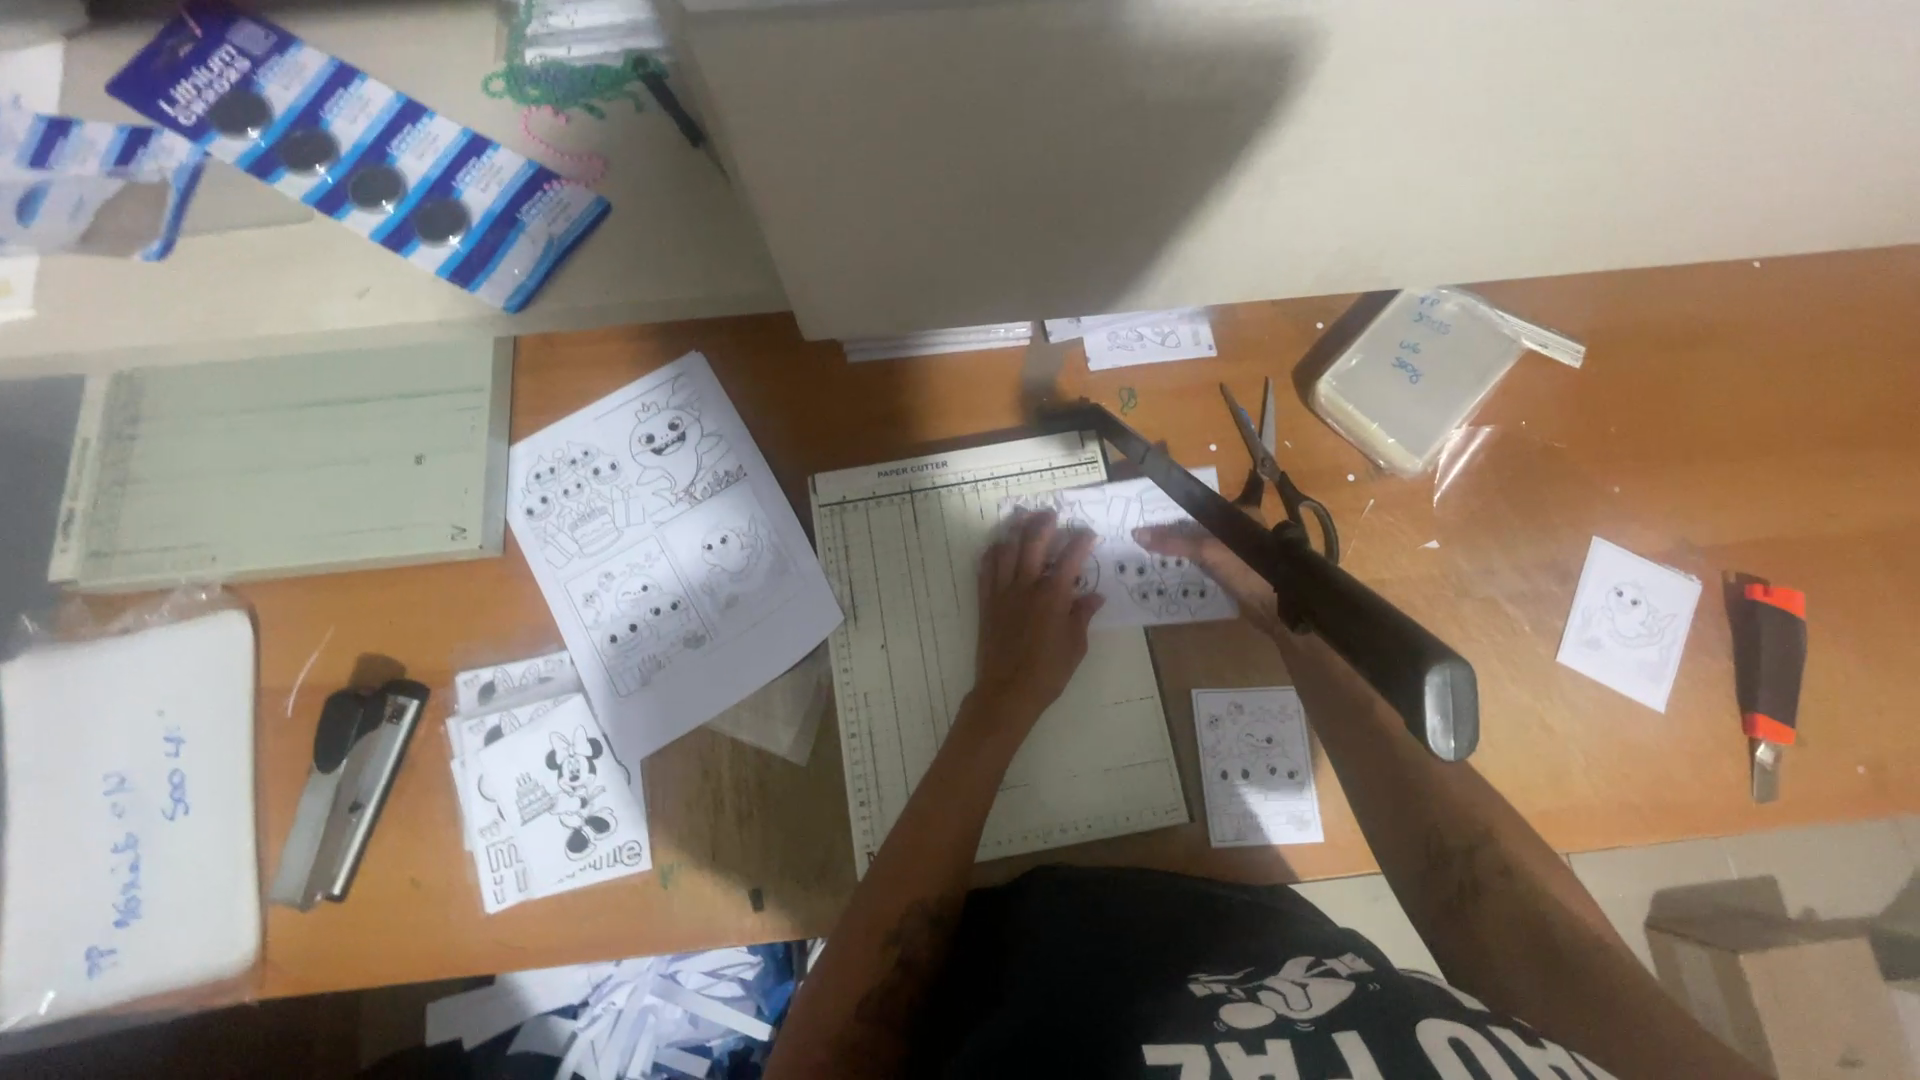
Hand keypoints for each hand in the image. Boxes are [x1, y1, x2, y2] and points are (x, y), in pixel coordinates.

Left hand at [970, 509, 1103, 728]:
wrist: (1006, 692)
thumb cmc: (1047, 673)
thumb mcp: (1075, 646)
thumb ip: (1082, 616)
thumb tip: (1094, 597)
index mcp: (1053, 596)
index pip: (1070, 558)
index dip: (1081, 542)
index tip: (1088, 533)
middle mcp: (1026, 586)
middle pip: (1033, 543)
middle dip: (1043, 524)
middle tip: (1050, 514)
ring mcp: (1002, 593)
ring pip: (1005, 550)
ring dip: (1015, 531)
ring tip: (1022, 518)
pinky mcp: (986, 603)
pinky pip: (985, 570)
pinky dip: (991, 554)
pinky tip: (996, 547)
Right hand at [1134, 519, 1282, 637]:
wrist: (1278, 609)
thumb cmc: (1248, 570)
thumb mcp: (1208, 550)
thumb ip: (1174, 541)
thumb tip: (1138, 533)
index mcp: (1242, 514)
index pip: (1201, 508)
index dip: (1177, 513)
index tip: (1152, 521)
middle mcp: (1244, 530)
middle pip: (1202, 528)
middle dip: (1178, 535)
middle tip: (1150, 539)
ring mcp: (1242, 554)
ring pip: (1205, 548)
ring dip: (1185, 553)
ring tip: (1156, 555)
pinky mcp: (1240, 575)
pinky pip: (1209, 566)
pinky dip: (1195, 569)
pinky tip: (1177, 572)